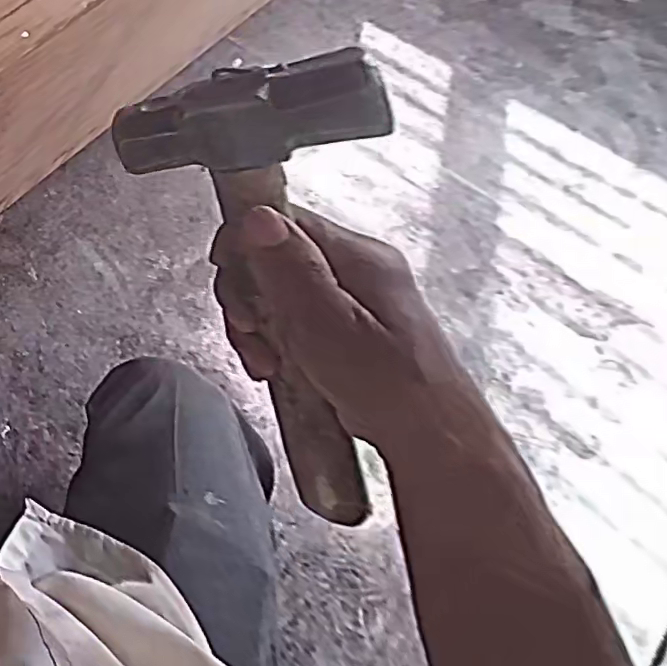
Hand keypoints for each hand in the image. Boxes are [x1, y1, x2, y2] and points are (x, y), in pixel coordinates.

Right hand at [213, 205, 489, 451]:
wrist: (435, 450)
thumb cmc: (388, 389)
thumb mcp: (328, 323)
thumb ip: (290, 267)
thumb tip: (256, 215)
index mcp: (358, 256)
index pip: (277, 221)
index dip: (241, 247)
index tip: (231, 284)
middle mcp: (354, 267)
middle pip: (265, 255)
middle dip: (243, 294)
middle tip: (249, 328)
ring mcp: (347, 297)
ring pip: (266, 288)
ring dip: (251, 323)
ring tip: (263, 357)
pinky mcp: (337, 324)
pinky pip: (280, 314)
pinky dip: (266, 338)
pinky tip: (272, 363)